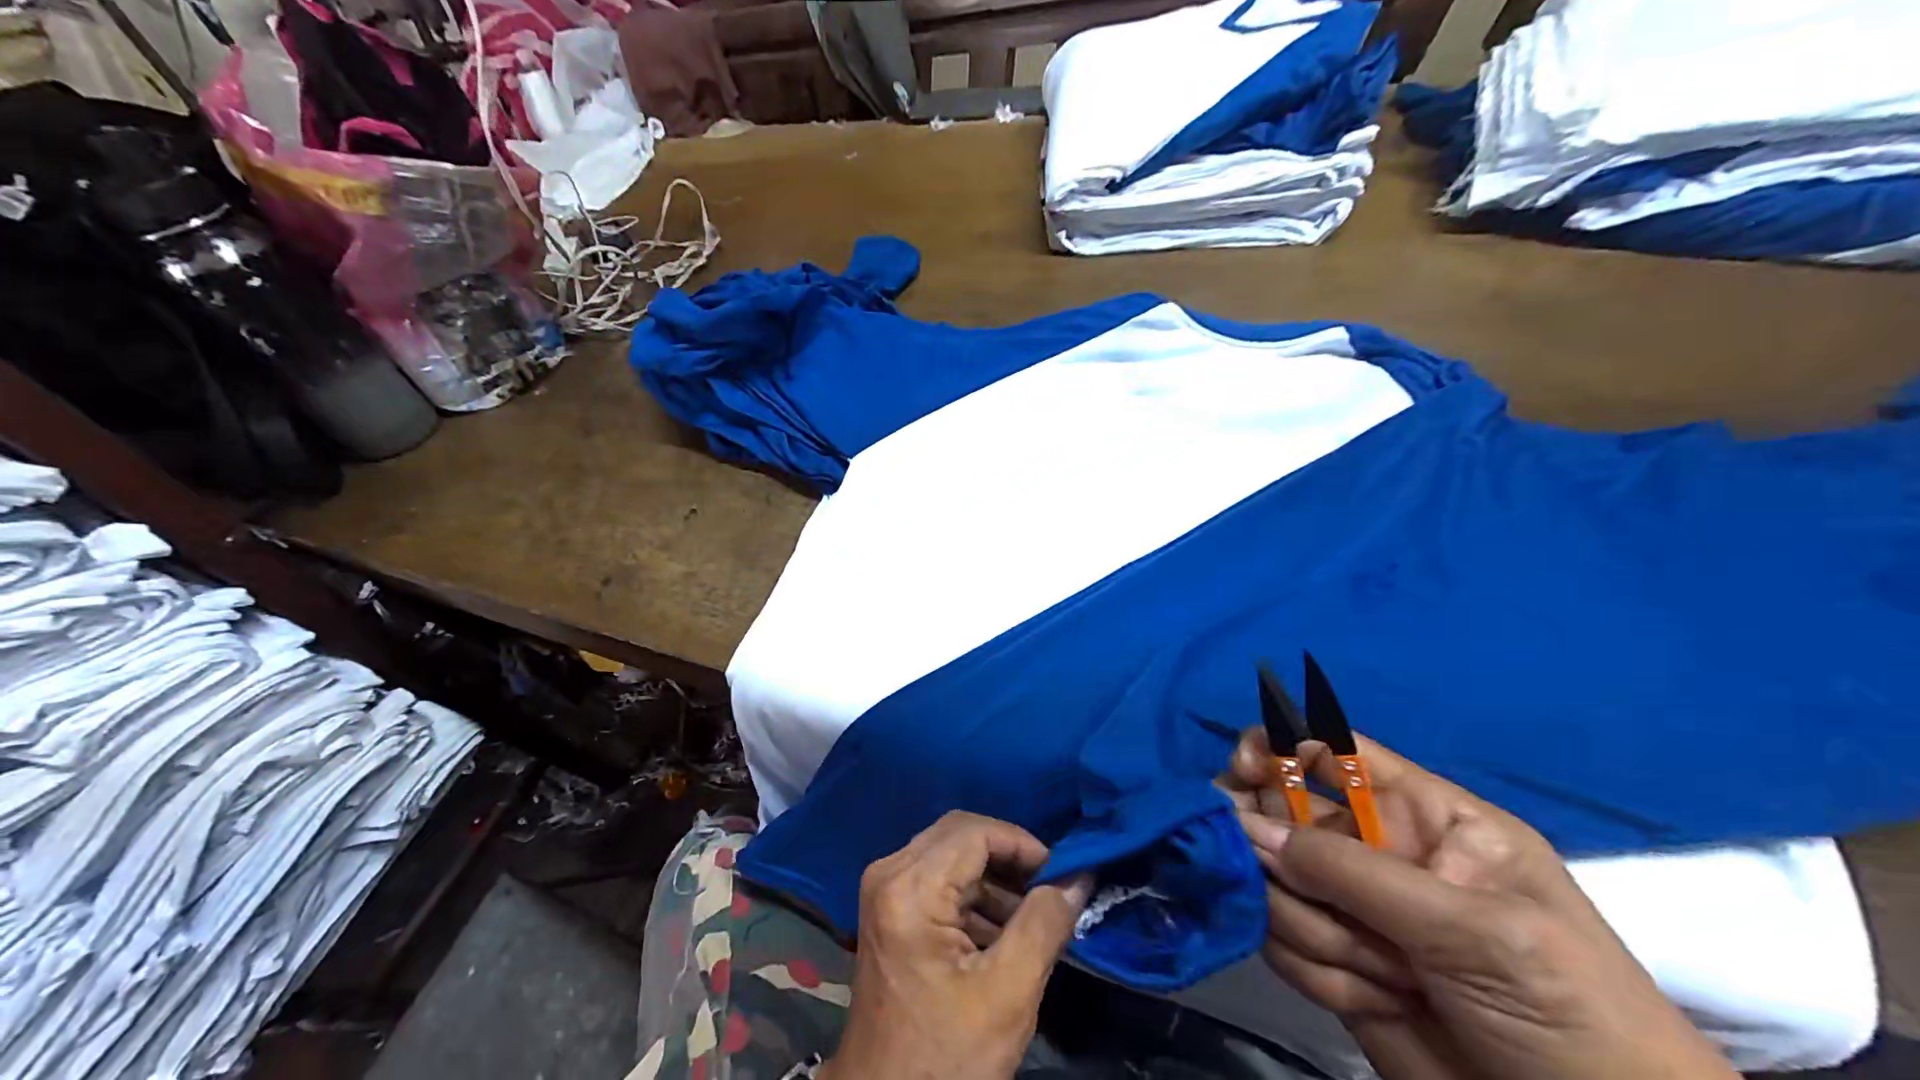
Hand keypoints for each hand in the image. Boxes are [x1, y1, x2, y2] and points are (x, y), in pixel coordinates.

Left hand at [821, 811, 1091, 1079]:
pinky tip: (1005, 933)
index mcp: (910, 887)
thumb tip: (1078, 876)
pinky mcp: (890, 910)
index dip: (1024, 844)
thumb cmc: (945, 1055)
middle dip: (1011, 858)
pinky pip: (939, 880)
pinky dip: (975, 897)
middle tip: (1052, 891)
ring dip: (996, 879)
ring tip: (1036, 918)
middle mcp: (890, 873)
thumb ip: (1044, 924)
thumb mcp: (1007, 993)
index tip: (1063, 876)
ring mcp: (886, 891)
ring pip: (952, 855)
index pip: (975, 831)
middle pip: (961, 835)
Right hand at [1219, 730, 1739, 1079]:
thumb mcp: (1473, 928)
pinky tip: (1375, 1000)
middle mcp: (1375, 849)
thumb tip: (1246, 828)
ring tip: (1386, 975)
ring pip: (1273, 880)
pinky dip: (1315, 970)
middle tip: (1278, 876)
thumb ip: (1354, 872)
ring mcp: (1348, 905)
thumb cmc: (1565, 1009)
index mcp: (1423, 815)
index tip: (1246, 770)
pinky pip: (1278, 937)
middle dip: (1278, 849)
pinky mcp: (1328, 958)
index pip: (1333, 753)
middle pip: (1282, 811)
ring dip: (1314, 928)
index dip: (1280, 748)